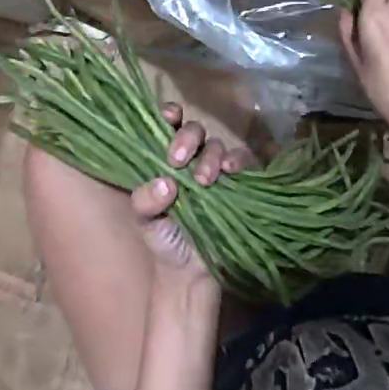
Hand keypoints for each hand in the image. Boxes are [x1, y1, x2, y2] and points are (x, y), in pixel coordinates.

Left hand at [128, 104, 249, 289]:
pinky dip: (238, 159)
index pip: (167, 125)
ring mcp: (216, 169)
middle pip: (193, 130)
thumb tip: (166, 183)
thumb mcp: (145, 221)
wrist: (191, 275)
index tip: (168, 118)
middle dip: (186, 138)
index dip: (168, 114)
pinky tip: (231, 171)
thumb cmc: (164, 241)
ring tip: (204, 180)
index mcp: (165, 160)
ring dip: (210, 156)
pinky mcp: (239, 182)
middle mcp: (190, 159)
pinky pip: (243, 159)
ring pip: (216, 144)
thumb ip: (144, 200)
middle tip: (177, 161)